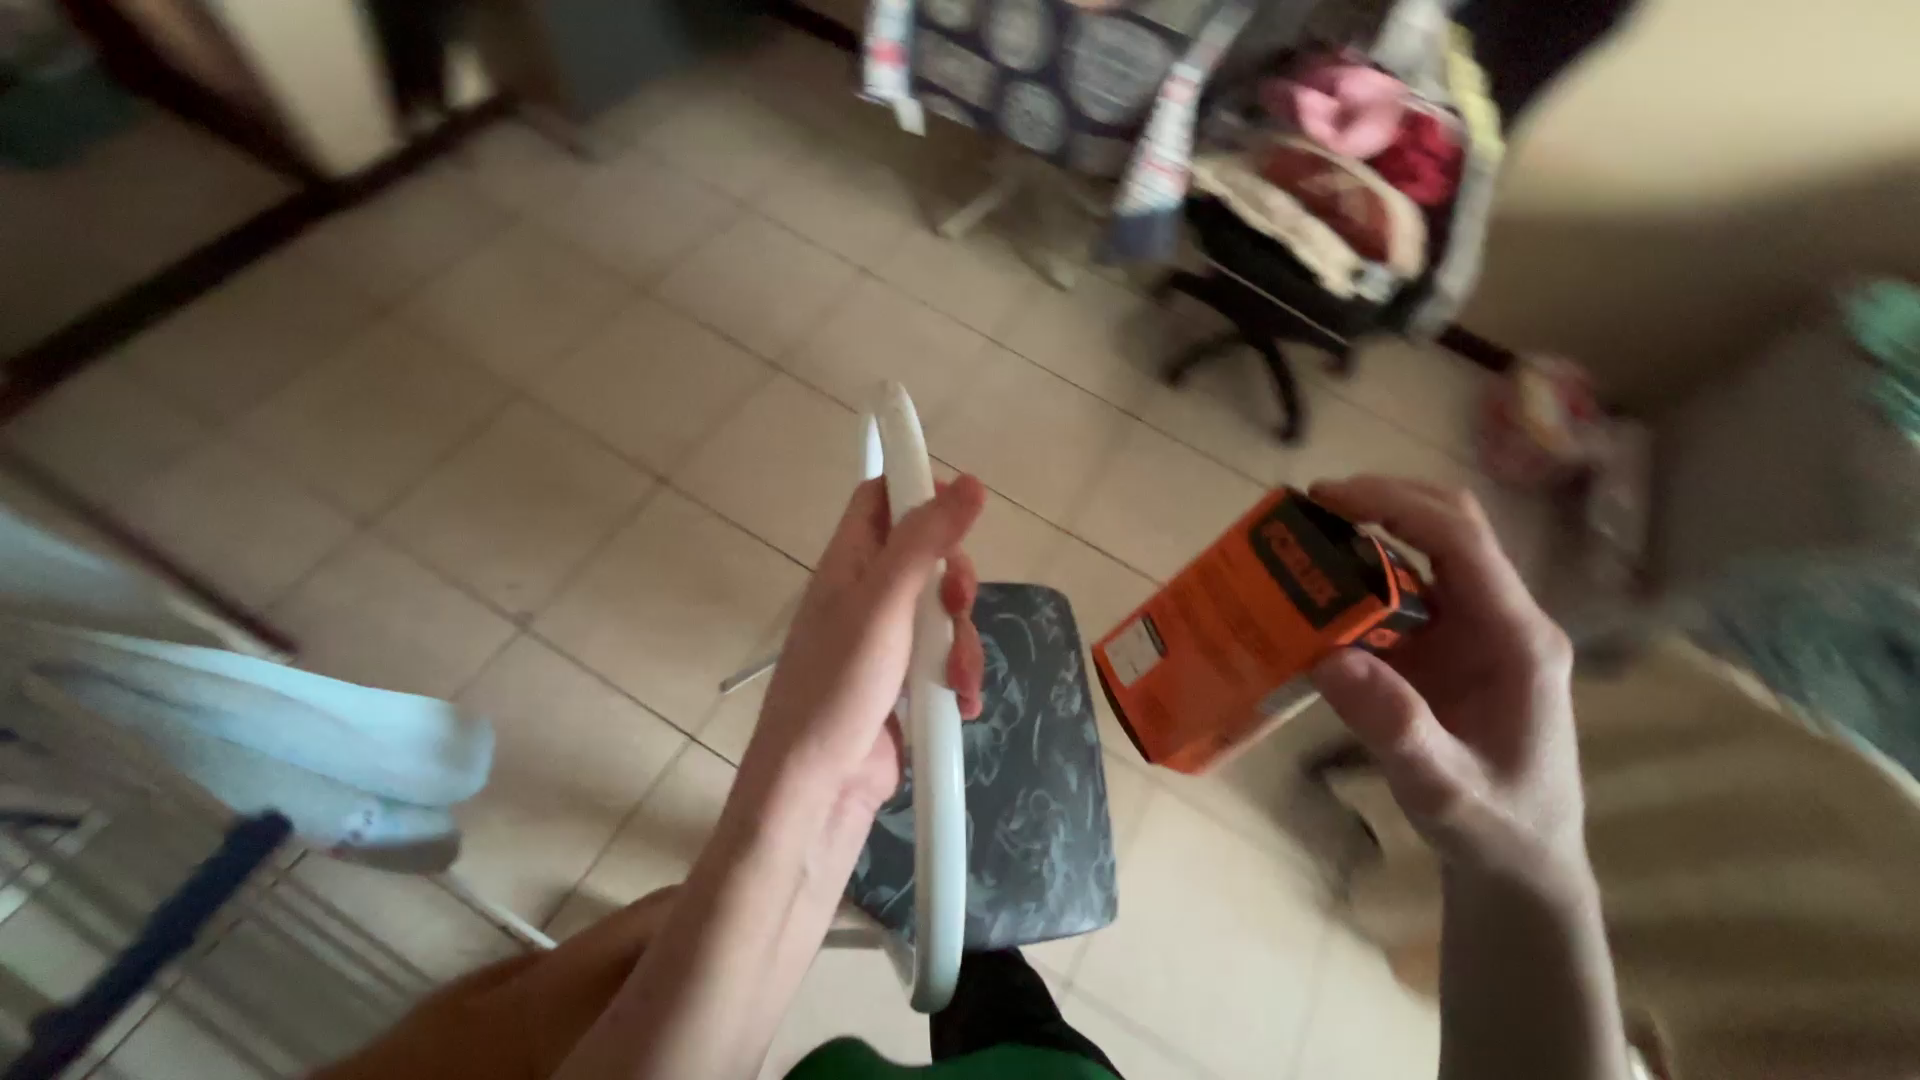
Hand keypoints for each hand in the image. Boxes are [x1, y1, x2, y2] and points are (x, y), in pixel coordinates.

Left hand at [740, 475, 987, 822]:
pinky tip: (961, 703)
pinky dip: (960, 678)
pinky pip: (945, 662)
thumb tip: (969, 483)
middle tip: (955, 605)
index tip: (962, 502)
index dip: (919, 487)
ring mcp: (887, 644)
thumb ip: (923, 543)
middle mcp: (866, 597)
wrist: (818, 790)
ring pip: (944, 615)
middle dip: (955, 581)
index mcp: (848, 564)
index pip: (880, 499)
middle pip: (927, 558)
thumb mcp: (883, 607)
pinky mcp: (904, 685)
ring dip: (963, 644)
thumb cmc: (837, 689)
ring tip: (957, 681)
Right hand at [1309, 476, 1584, 885]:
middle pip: (1450, 525)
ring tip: (1301, 541)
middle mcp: (1500, 619)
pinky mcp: (1448, 646)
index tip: (1326, 497)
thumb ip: (1396, 728)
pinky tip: (1316, 593)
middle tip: (1307, 508)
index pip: (1462, 541)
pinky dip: (1358, 578)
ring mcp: (1475, 630)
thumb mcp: (1445, 791)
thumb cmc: (1496, 826)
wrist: (1523, 861)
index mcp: (1517, 639)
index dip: (1395, 505)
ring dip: (1367, 533)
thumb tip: (1328, 657)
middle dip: (1382, 500)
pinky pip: (1404, 591)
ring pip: (1426, 551)